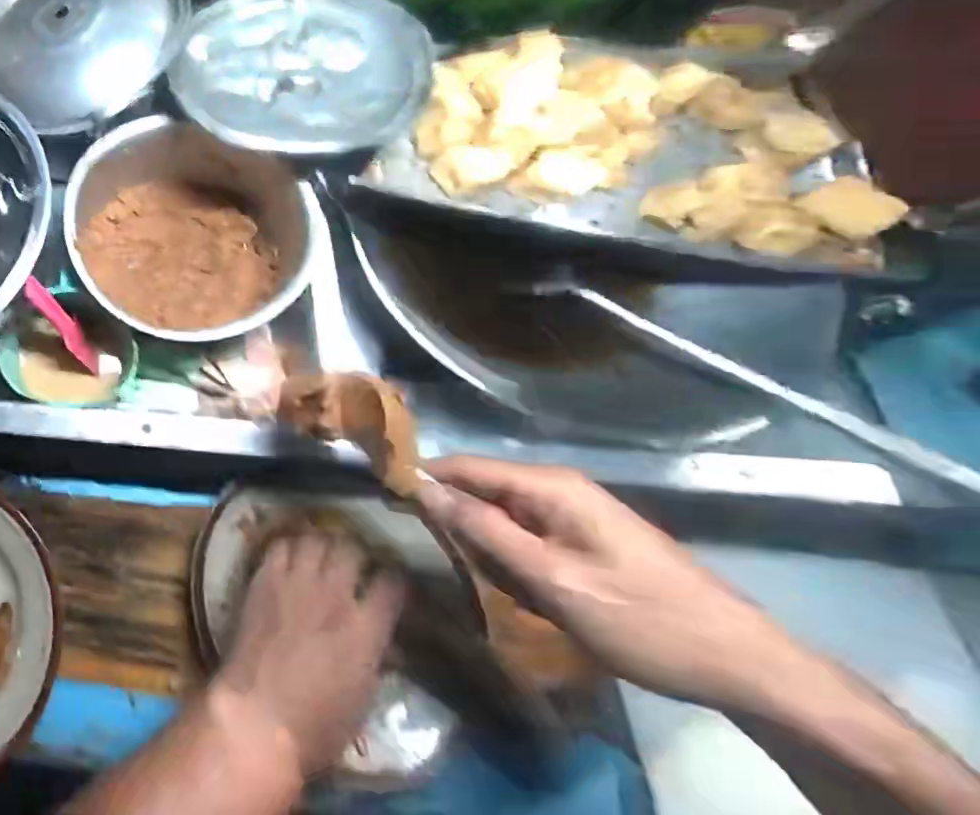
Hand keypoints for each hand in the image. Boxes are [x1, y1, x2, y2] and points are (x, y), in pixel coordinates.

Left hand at [213, 534, 404, 774]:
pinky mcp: (264, 578)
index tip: (391, 578)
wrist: (259, 711)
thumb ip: (376, 660)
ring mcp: (297, 583)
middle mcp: (335, 596)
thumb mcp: (363, 697)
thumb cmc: (317, 723)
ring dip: (321, 543)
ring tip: (320, 551)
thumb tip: (386, 646)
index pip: (391, 584)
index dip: (394, 577)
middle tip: (352, 560)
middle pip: (351, 549)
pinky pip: (279, 545)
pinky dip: (288, 545)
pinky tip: (289, 554)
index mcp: (366, 629)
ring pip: (315, 540)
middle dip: (356, 551)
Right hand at [417, 455, 814, 715]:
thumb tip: (422, 487)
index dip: (423, 479)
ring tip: (512, 592)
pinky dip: (519, 564)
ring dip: (493, 553)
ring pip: (502, 519)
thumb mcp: (552, 579)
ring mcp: (576, 514)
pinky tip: (537, 598)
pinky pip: (529, 538)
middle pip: (481, 491)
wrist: (748, 667)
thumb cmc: (643, 620)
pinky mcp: (586, 538)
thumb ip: (483, 530)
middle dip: (464, 528)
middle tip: (467, 571)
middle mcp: (560, 488)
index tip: (386, 501)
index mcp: (551, 486)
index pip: (463, 466)